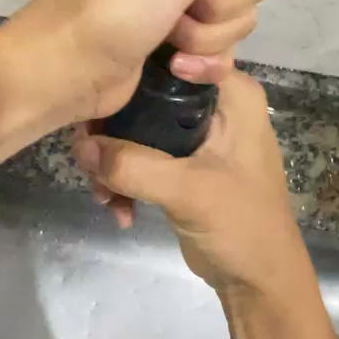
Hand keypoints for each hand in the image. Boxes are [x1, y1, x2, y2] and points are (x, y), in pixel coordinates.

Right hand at [73, 70, 312, 299]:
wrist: (257, 281)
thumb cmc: (242, 225)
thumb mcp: (188, 191)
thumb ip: (133, 165)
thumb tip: (81, 147)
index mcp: (230, 94)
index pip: (172, 58)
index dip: (132, 72)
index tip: (98, 99)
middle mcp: (212, 104)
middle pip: (144, 96)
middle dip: (111, 132)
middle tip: (90, 162)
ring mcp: (193, 134)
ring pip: (134, 128)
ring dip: (112, 162)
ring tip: (105, 196)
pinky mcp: (178, 162)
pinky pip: (136, 156)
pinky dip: (123, 179)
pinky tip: (119, 210)